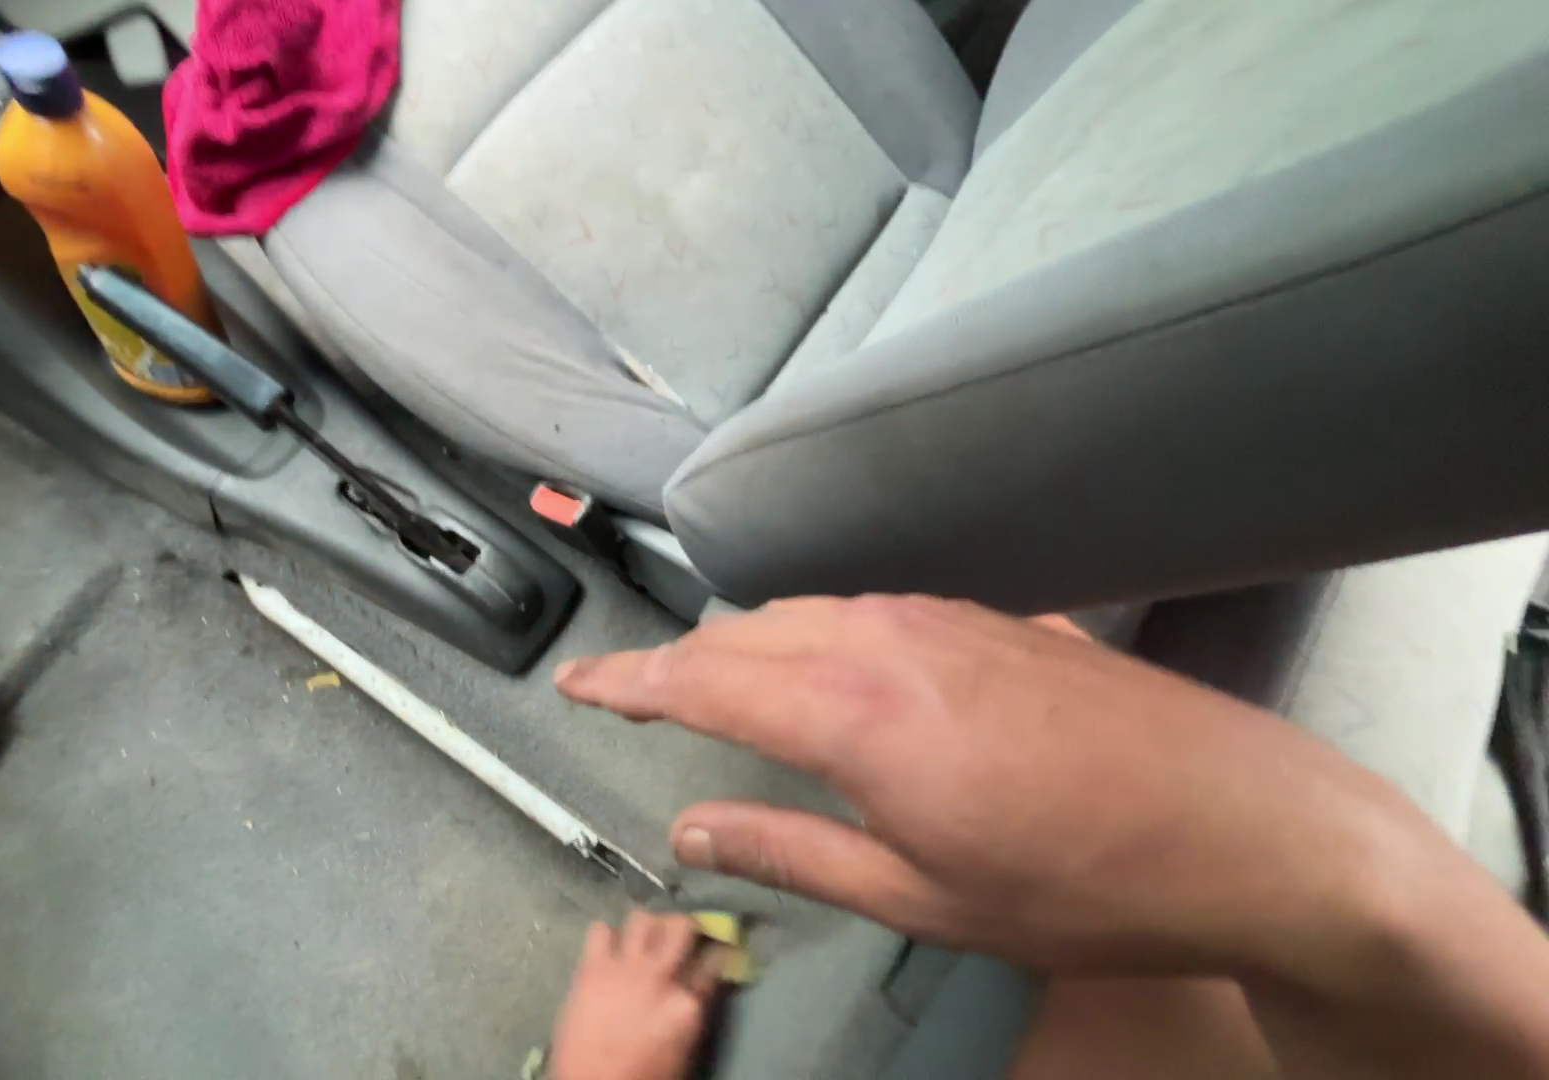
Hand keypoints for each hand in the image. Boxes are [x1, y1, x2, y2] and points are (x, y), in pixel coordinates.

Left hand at [548, 912, 716, 1079]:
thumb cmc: (642, 1075)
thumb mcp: (682, 1049)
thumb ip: (691, 1011)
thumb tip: (695, 986)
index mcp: (687, 1005)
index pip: (713, 962)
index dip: (717, 950)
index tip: (718, 943)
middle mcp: (660, 977)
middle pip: (681, 926)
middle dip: (684, 924)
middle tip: (679, 932)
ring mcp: (626, 966)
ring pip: (642, 918)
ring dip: (645, 926)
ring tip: (642, 937)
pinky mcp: (593, 965)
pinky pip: (601, 929)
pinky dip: (605, 936)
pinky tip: (608, 949)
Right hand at [555, 596, 1444, 979]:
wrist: (1251, 823)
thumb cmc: (1079, 881)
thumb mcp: (918, 893)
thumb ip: (786, 849)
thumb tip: (690, 829)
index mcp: (850, 711)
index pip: (696, 680)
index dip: (622, 682)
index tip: (573, 681)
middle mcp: (875, 638)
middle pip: (734, 634)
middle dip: (672, 666)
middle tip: (634, 699)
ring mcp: (927, 613)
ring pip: (790, 612)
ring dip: (737, 648)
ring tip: (715, 688)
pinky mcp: (971, 611)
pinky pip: (850, 608)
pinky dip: (801, 635)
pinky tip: (816, 671)